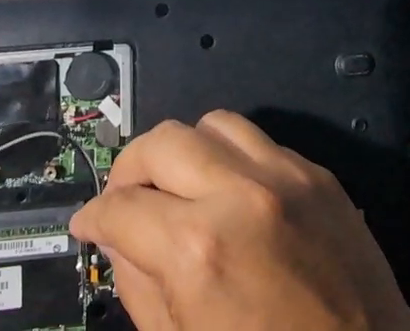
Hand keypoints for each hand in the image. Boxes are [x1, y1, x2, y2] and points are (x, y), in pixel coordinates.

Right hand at [70, 110, 409, 330]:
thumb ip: (140, 287)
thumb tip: (118, 239)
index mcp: (198, 248)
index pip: (121, 206)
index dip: (93, 217)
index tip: (90, 224)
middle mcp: (241, 194)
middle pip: (162, 141)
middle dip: (130, 169)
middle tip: (126, 200)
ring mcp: (287, 176)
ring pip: (213, 123)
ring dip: (185, 151)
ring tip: (179, 186)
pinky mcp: (320, 175)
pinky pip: (260, 140)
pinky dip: (232, 157)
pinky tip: (231, 192)